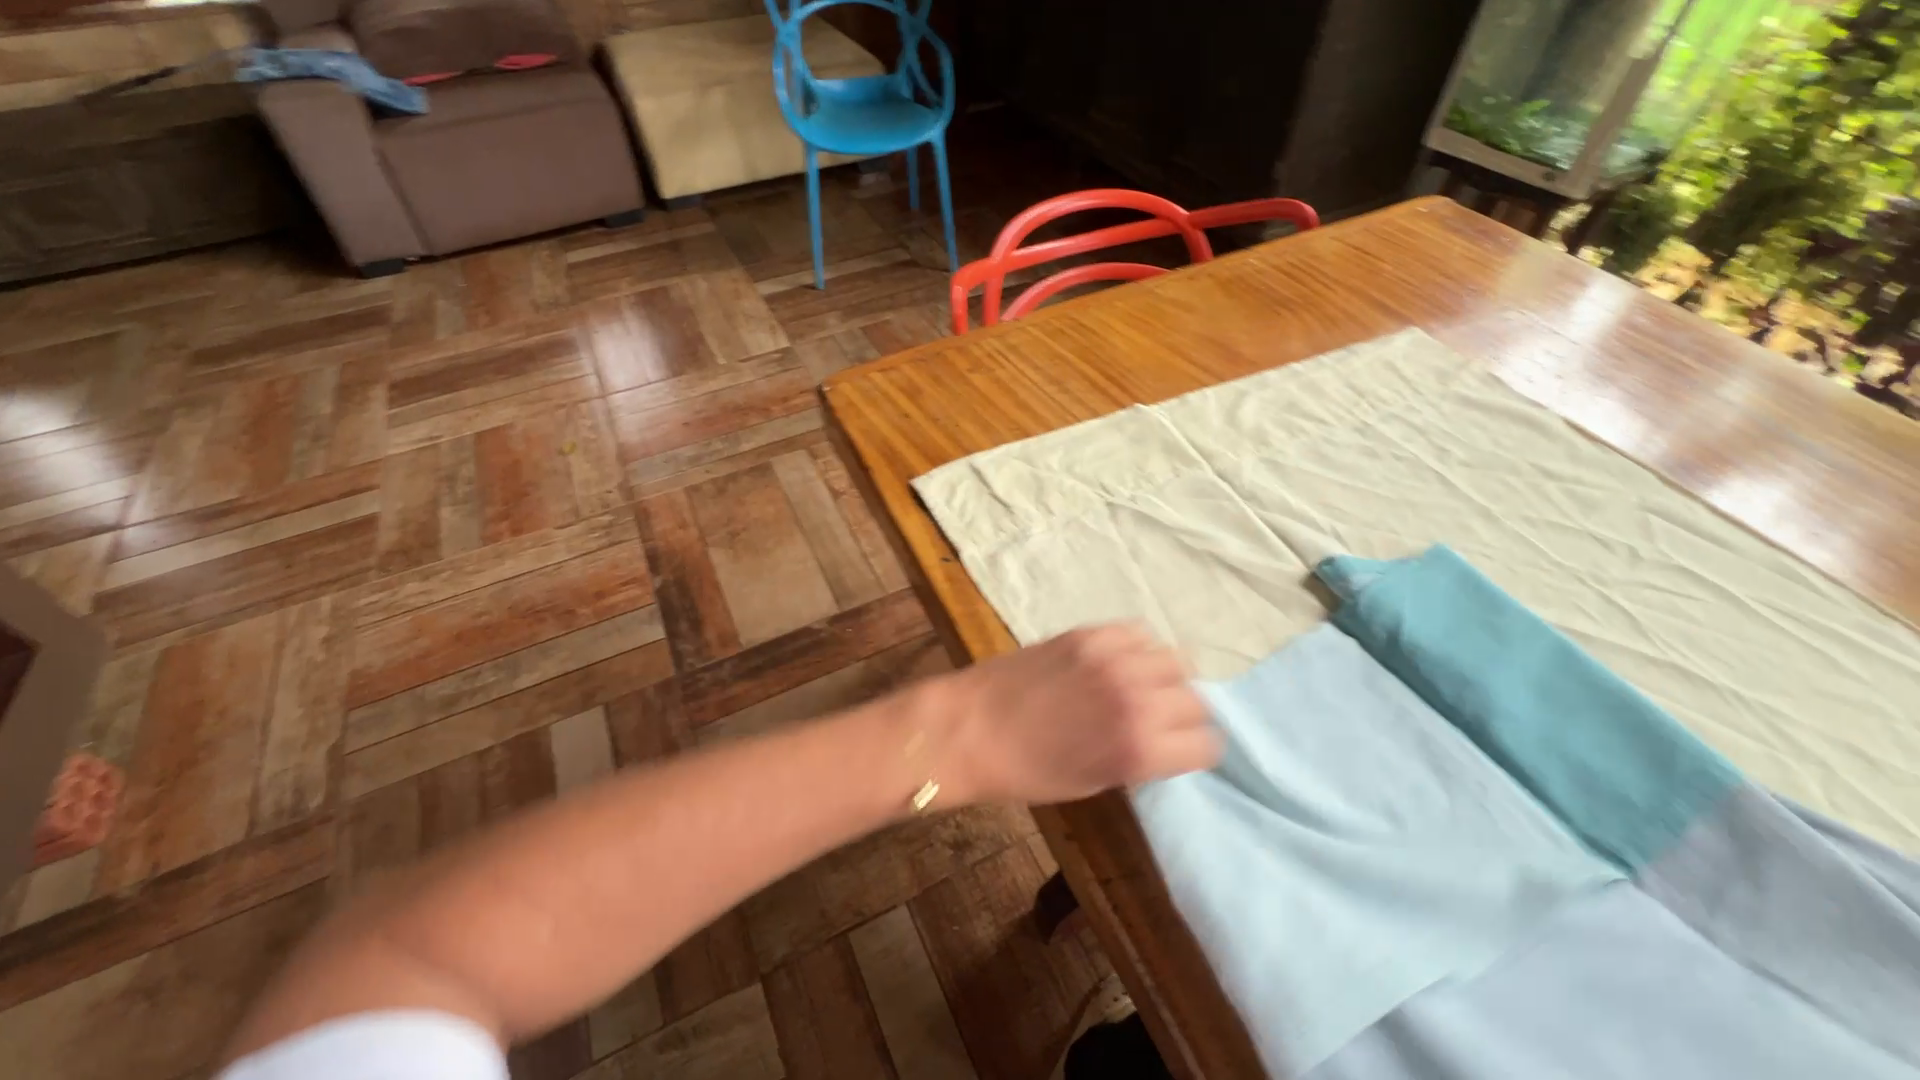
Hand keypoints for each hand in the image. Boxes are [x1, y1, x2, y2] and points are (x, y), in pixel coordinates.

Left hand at [916, 622, 1220, 805]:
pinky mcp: (1089, 634)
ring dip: (1163, 676)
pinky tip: (1117, 661)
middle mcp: (1137, 701)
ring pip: (1174, 658)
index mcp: (1140, 750)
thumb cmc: (1024, 771)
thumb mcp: (1092, 781)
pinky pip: (1138, 632)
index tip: (1179, 748)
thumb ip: (1138, 759)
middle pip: (1196, 698)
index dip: (1194, 748)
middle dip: (1182, 713)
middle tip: (1157, 719)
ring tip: (1138, 686)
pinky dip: (1136, 647)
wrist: (968, 730)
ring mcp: (1114, 661)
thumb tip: (1162, 740)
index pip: (1206, 743)